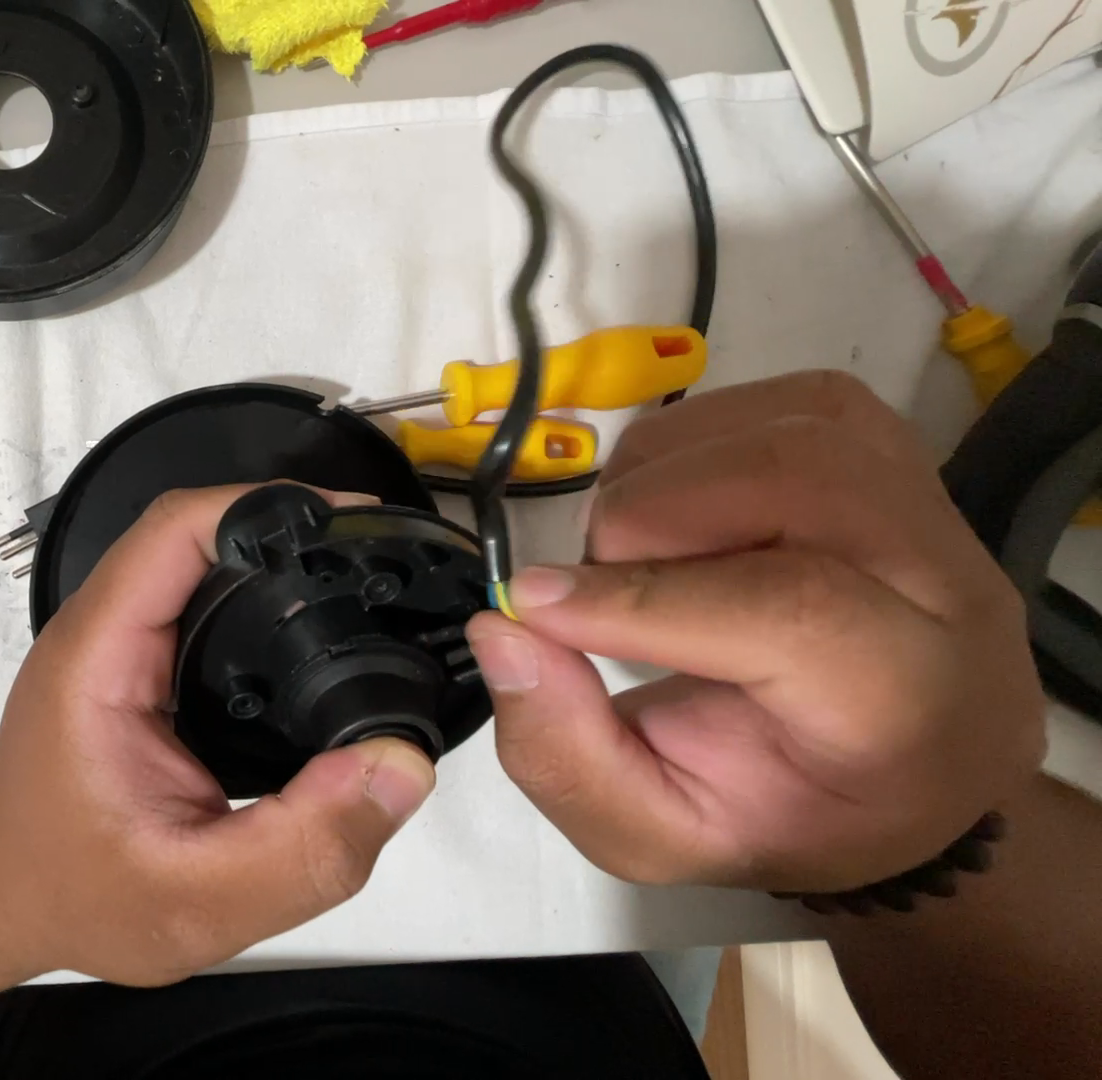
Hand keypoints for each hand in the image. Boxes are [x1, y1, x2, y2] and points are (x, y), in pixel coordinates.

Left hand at [0, 485, 435, 986]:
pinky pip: (195, 608)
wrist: (4, 898)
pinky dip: (253, 603)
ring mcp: (114, 646)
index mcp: (99, 657)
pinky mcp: (131, 667)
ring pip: (195, 567)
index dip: (260, 504)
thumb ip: (306, 848)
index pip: (173, 531)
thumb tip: (403, 766)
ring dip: (268, 561)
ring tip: (352, 584)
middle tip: (371, 554)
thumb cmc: (75, 898)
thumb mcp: (200, 901)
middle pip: (191, 535)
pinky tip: (305, 635)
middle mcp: (101, 632)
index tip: (347, 522)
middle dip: (282, 527)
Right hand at [465, 371, 1045, 891]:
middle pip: (792, 481)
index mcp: (907, 704)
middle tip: (590, 589)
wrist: (879, 763)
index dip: (641, 599)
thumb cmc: (766, 807)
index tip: (528, 606)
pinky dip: (675, 449)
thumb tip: (501, 626)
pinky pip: (764, 405)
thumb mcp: (650, 834)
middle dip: (642, 526)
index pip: (795, 613)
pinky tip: (661, 510)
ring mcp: (920, 501)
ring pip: (771, 430)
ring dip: (650, 483)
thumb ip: (564, 756)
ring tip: (626, 557)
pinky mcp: (878, 451)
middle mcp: (944, 585)